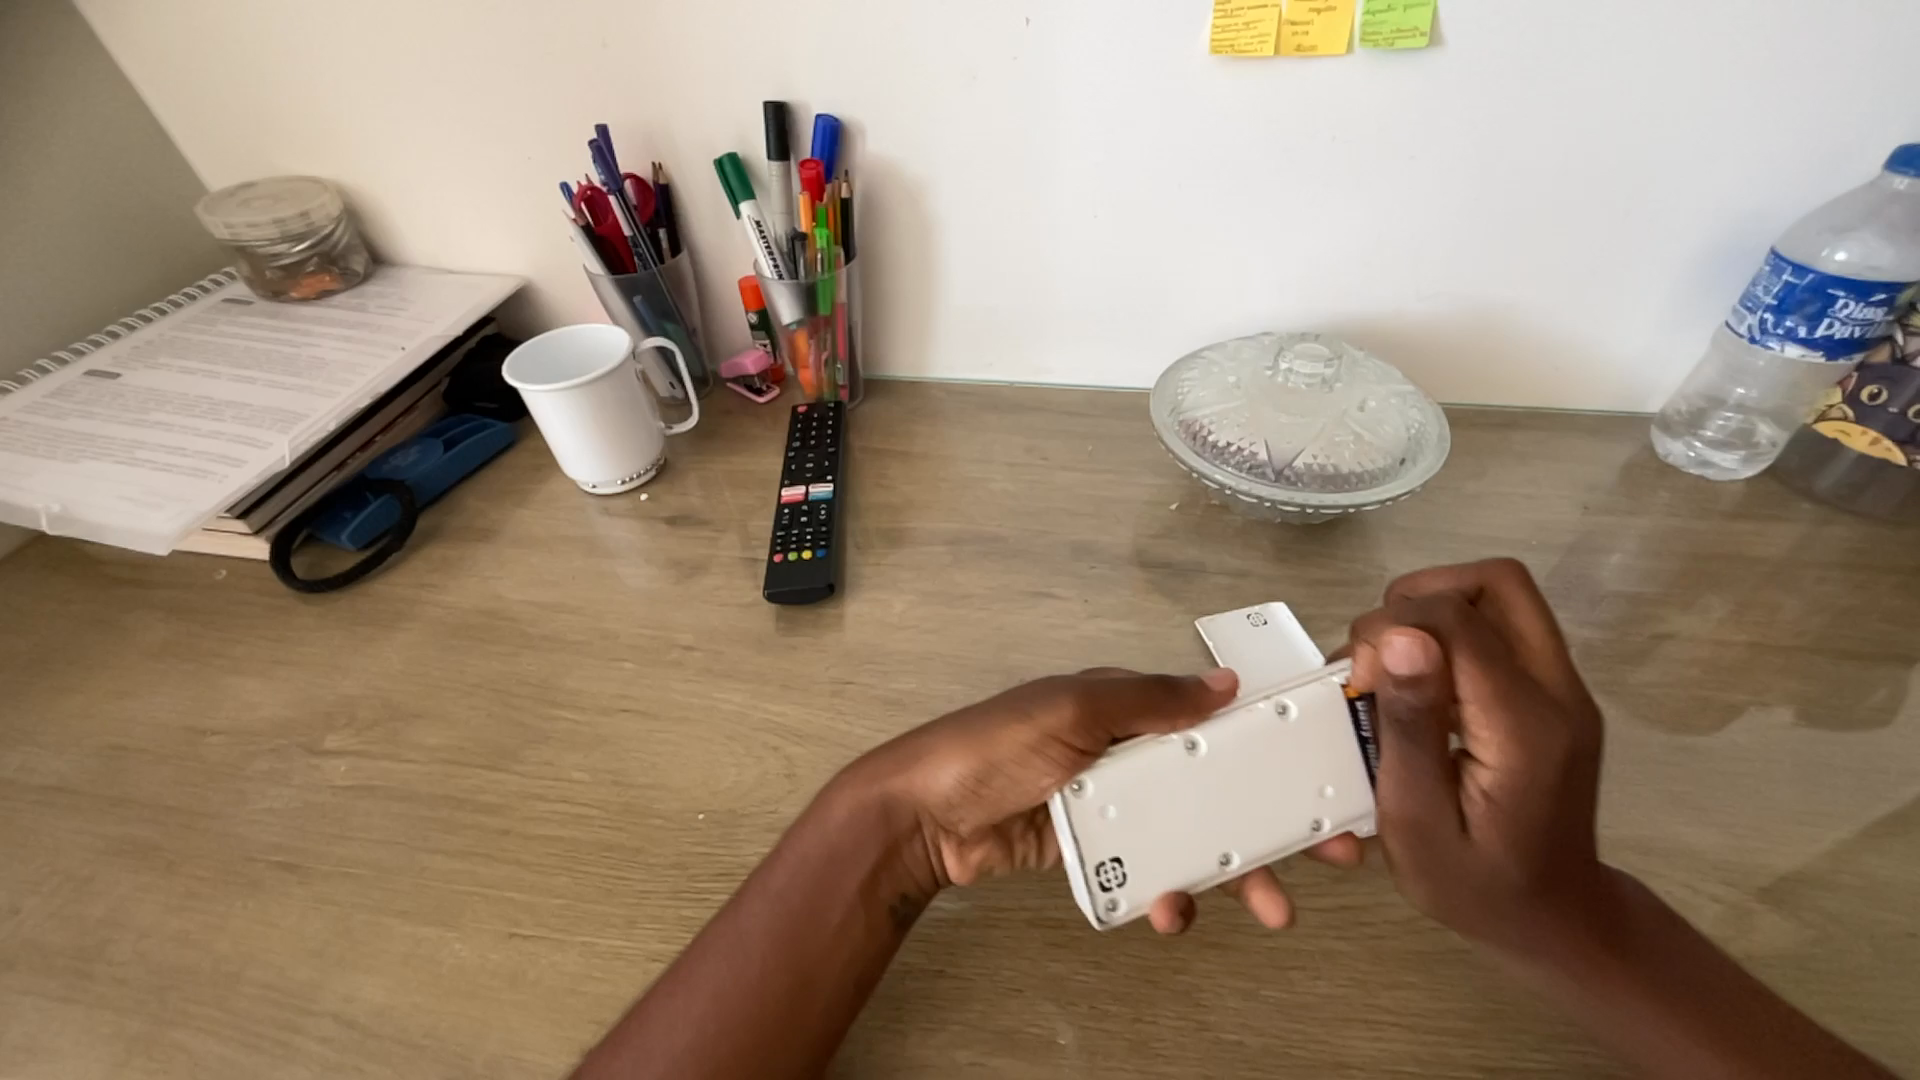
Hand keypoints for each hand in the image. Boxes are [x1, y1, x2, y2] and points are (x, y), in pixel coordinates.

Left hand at [836, 668, 1363, 933]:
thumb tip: (1226, 680)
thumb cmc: (997, 746)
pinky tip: (1173, 910)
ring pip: (1186, 833)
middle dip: (1268, 818)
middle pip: (1212, 784)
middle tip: (1330, 853)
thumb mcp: (1075, 709)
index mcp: (1124, 707)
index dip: (1265, 744)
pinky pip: (1145, 868)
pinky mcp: (1092, 848)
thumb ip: (1149, 699)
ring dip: (1229, 868)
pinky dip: (1166, 890)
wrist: (926, 814)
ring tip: (1270, 908)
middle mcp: (1124, 752)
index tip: (1321, 772)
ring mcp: (1110, 804)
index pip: (1209, 720)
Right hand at [1347, 558, 1614, 956]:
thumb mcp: (1417, 819)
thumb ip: (1410, 725)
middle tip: (1378, 658)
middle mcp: (1555, 691)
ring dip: (1428, 611)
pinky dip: (1444, 632)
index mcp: (1524, 725)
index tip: (1360, 683)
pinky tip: (1416, 684)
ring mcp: (1559, 688)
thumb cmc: (1474, 883)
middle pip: (1494, 581)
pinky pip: (1494, 625)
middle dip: (1417, 597)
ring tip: (1391, 669)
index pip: (1456, 619)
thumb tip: (1401, 638)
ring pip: (1496, 594)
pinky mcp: (1547, 692)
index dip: (1390, 630)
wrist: (1555, 919)